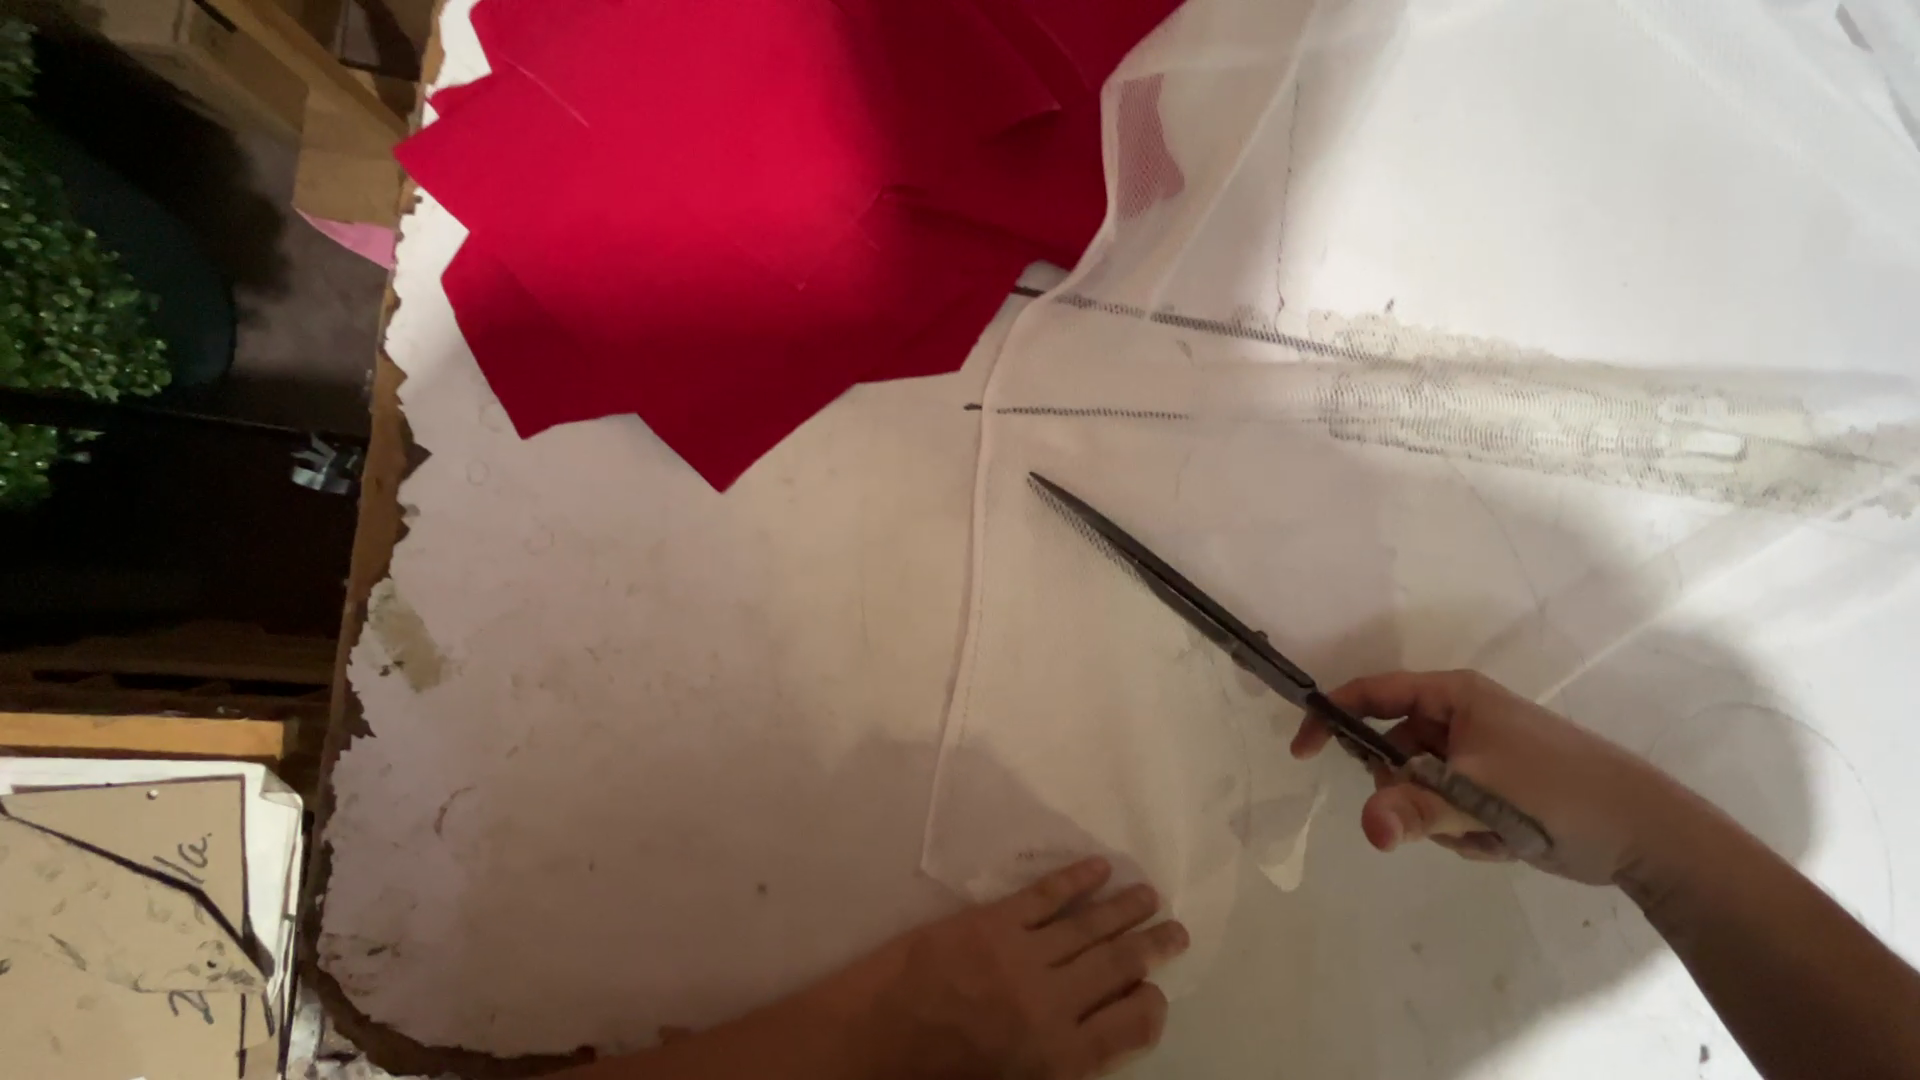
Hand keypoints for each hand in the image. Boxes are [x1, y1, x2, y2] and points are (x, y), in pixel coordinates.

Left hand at [816, 857, 1189, 1079]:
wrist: (874, 1044)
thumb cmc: (941, 1078)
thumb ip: (1061, 1060)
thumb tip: (1095, 1026)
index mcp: (1058, 1059)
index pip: (1130, 1027)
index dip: (1150, 1007)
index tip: (1155, 992)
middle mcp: (1052, 1004)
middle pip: (1118, 967)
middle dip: (1152, 947)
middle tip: (1177, 930)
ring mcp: (1024, 957)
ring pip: (1089, 927)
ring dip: (1124, 909)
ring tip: (1150, 895)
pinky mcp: (993, 923)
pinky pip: (1045, 896)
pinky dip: (1075, 880)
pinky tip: (1098, 868)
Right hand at [1290, 670, 1683, 884]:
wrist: (1654, 835)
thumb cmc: (1560, 792)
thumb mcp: (1481, 798)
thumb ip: (1416, 810)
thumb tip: (1367, 830)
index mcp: (1452, 695)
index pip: (1369, 694)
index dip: (1330, 717)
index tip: (1303, 752)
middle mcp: (1459, 717)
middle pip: (1391, 747)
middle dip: (1404, 788)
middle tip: (1430, 814)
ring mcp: (1475, 753)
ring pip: (1417, 784)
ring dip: (1437, 816)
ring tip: (1480, 833)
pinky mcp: (1490, 787)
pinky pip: (1444, 806)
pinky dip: (1460, 830)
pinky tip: (1499, 841)